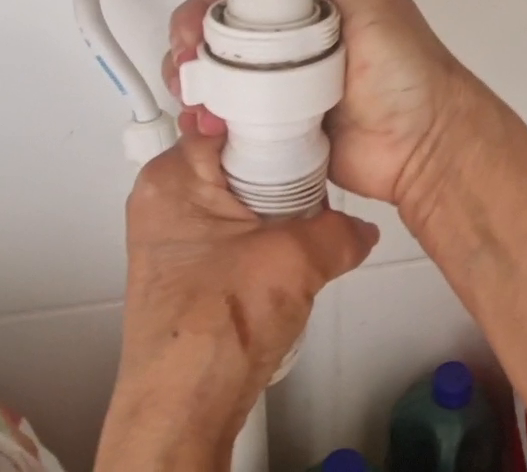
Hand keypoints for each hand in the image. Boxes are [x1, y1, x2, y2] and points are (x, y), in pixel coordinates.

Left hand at [97, 113, 378, 470]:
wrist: (186, 410)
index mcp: (172, 175)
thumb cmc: (216, 328)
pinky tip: (293, 251)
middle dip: (284, 169)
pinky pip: (237, 226)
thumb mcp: (297, 258)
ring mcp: (173, 234)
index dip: (280, 118)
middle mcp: (164, 197)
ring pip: (241, 193)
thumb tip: (361, 229)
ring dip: (279, 206)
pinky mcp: (189, 266)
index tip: (318, 122)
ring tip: (310, 218)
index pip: (233, 116)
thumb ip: (341, 230)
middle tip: (320, 176)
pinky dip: (267, 233)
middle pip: (239, 155)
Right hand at [163, 0, 473, 205]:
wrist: (425, 144)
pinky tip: (206, 127)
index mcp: (313, 10)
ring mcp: (283, 90)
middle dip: (193, 52)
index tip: (192, 30)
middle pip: (222, 41)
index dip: (210, 10)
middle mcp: (293, 47)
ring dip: (197, 88)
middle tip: (187, 69)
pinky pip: (232, 123)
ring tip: (197, 101)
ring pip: (220, 83)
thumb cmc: (409, 70)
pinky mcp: (278, 131)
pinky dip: (211, 123)